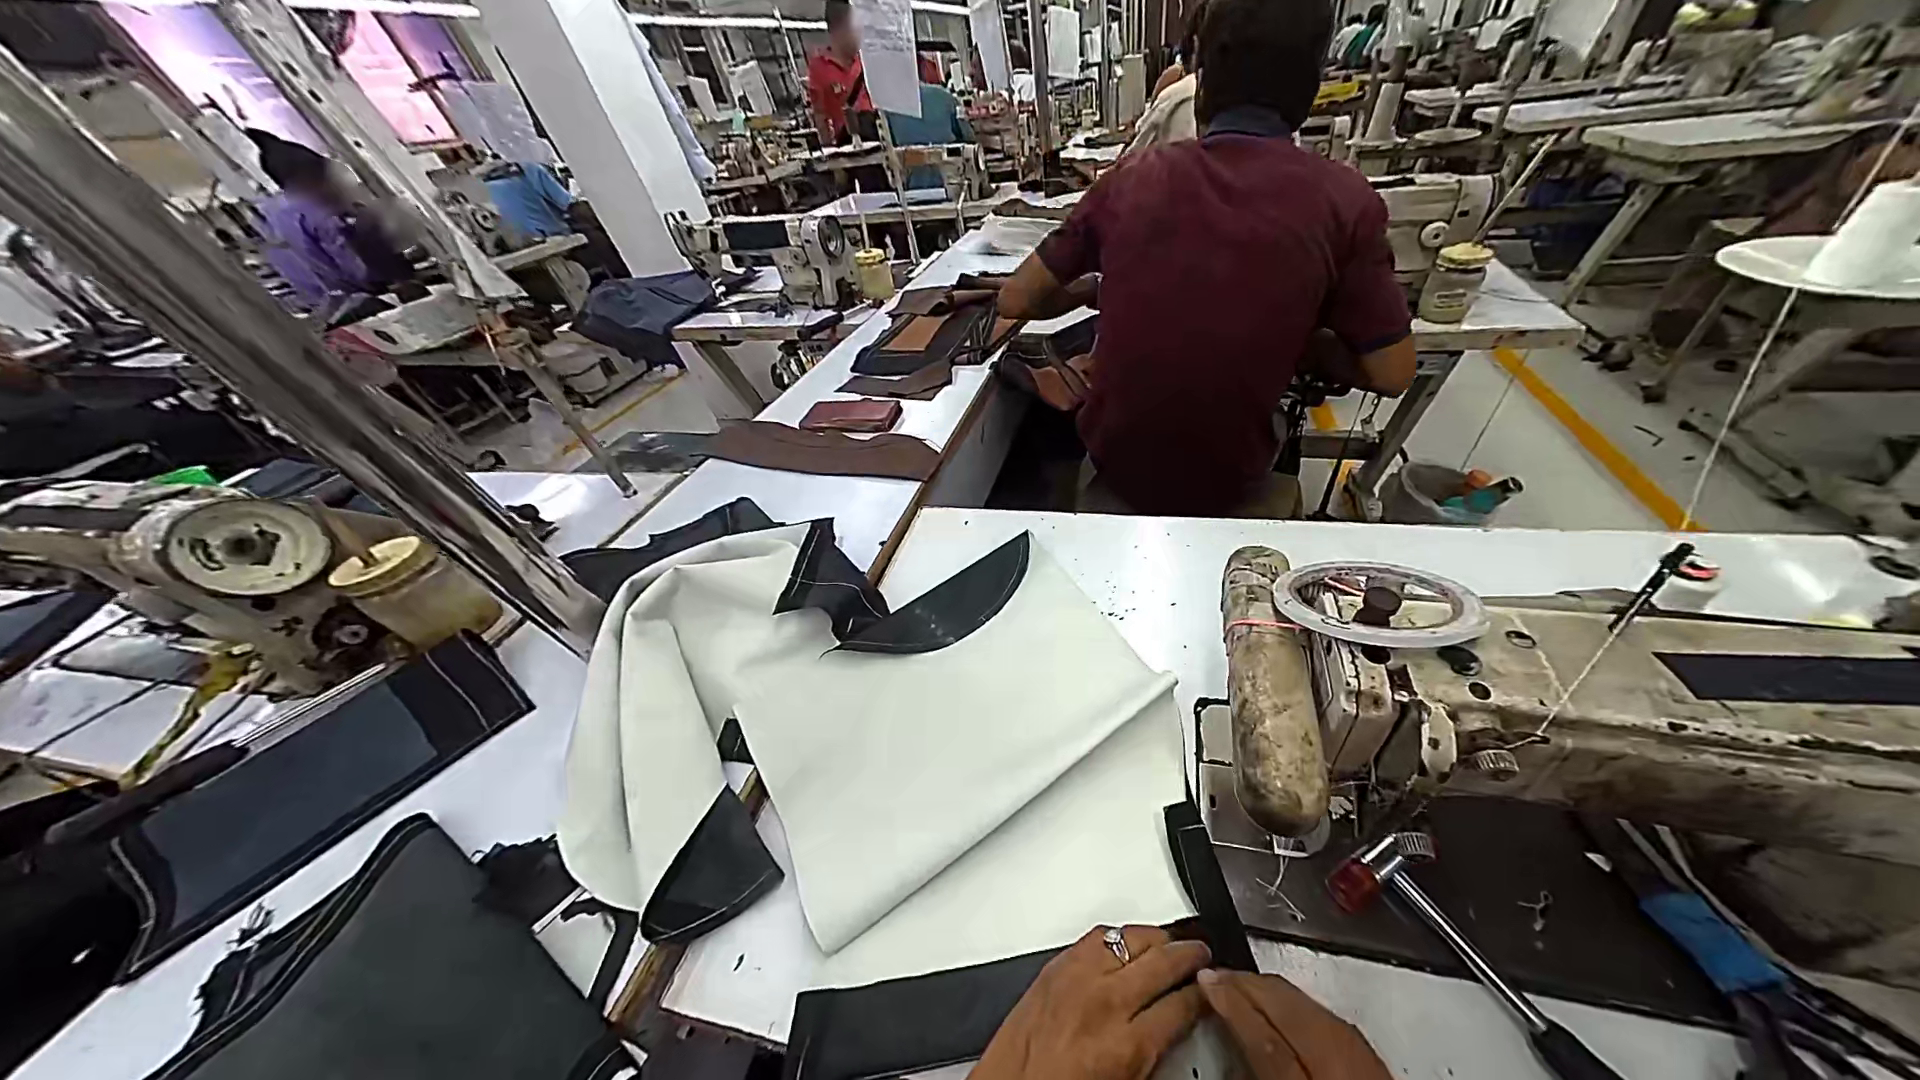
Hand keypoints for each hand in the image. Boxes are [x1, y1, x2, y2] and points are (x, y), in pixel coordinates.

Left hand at [972, 925, 1210, 1079]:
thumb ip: (1154, 1052)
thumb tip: (1174, 1027)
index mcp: (1126, 1045)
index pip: (1181, 1007)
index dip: (1203, 996)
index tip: (1213, 990)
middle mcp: (1103, 1002)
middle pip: (1160, 961)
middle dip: (1188, 955)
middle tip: (1201, 954)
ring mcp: (1077, 976)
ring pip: (1128, 937)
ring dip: (1154, 938)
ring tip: (1169, 942)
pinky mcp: (1055, 964)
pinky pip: (1095, 936)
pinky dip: (1117, 936)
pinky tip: (1126, 940)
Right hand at [1197, 968, 1391, 1079]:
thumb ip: (1257, 1078)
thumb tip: (1230, 1059)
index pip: (1261, 1034)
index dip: (1228, 1001)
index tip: (1205, 982)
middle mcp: (1342, 1067)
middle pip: (1286, 1007)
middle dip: (1247, 986)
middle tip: (1217, 977)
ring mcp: (1364, 1061)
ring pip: (1308, 1006)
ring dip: (1271, 993)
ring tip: (1244, 989)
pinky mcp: (1375, 1065)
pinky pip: (1327, 1020)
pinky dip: (1297, 1008)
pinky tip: (1284, 1013)